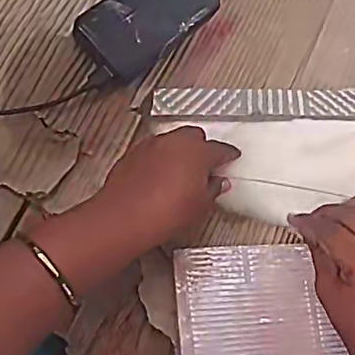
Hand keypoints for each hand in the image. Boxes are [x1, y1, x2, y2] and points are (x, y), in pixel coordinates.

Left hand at [91, 126, 238, 250]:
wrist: (124, 217)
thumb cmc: (162, 212)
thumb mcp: (200, 206)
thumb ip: (212, 189)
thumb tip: (216, 183)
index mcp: (198, 152)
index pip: (220, 149)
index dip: (227, 155)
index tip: (230, 157)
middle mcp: (175, 142)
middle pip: (195, 137)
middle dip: (201, 148)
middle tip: (205, 166)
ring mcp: (152, 145)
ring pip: (171, 141)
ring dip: (178, 152)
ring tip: (181, 173)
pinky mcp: (133, 153)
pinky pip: (152, 150)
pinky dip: (159, 158)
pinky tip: (159, 175)